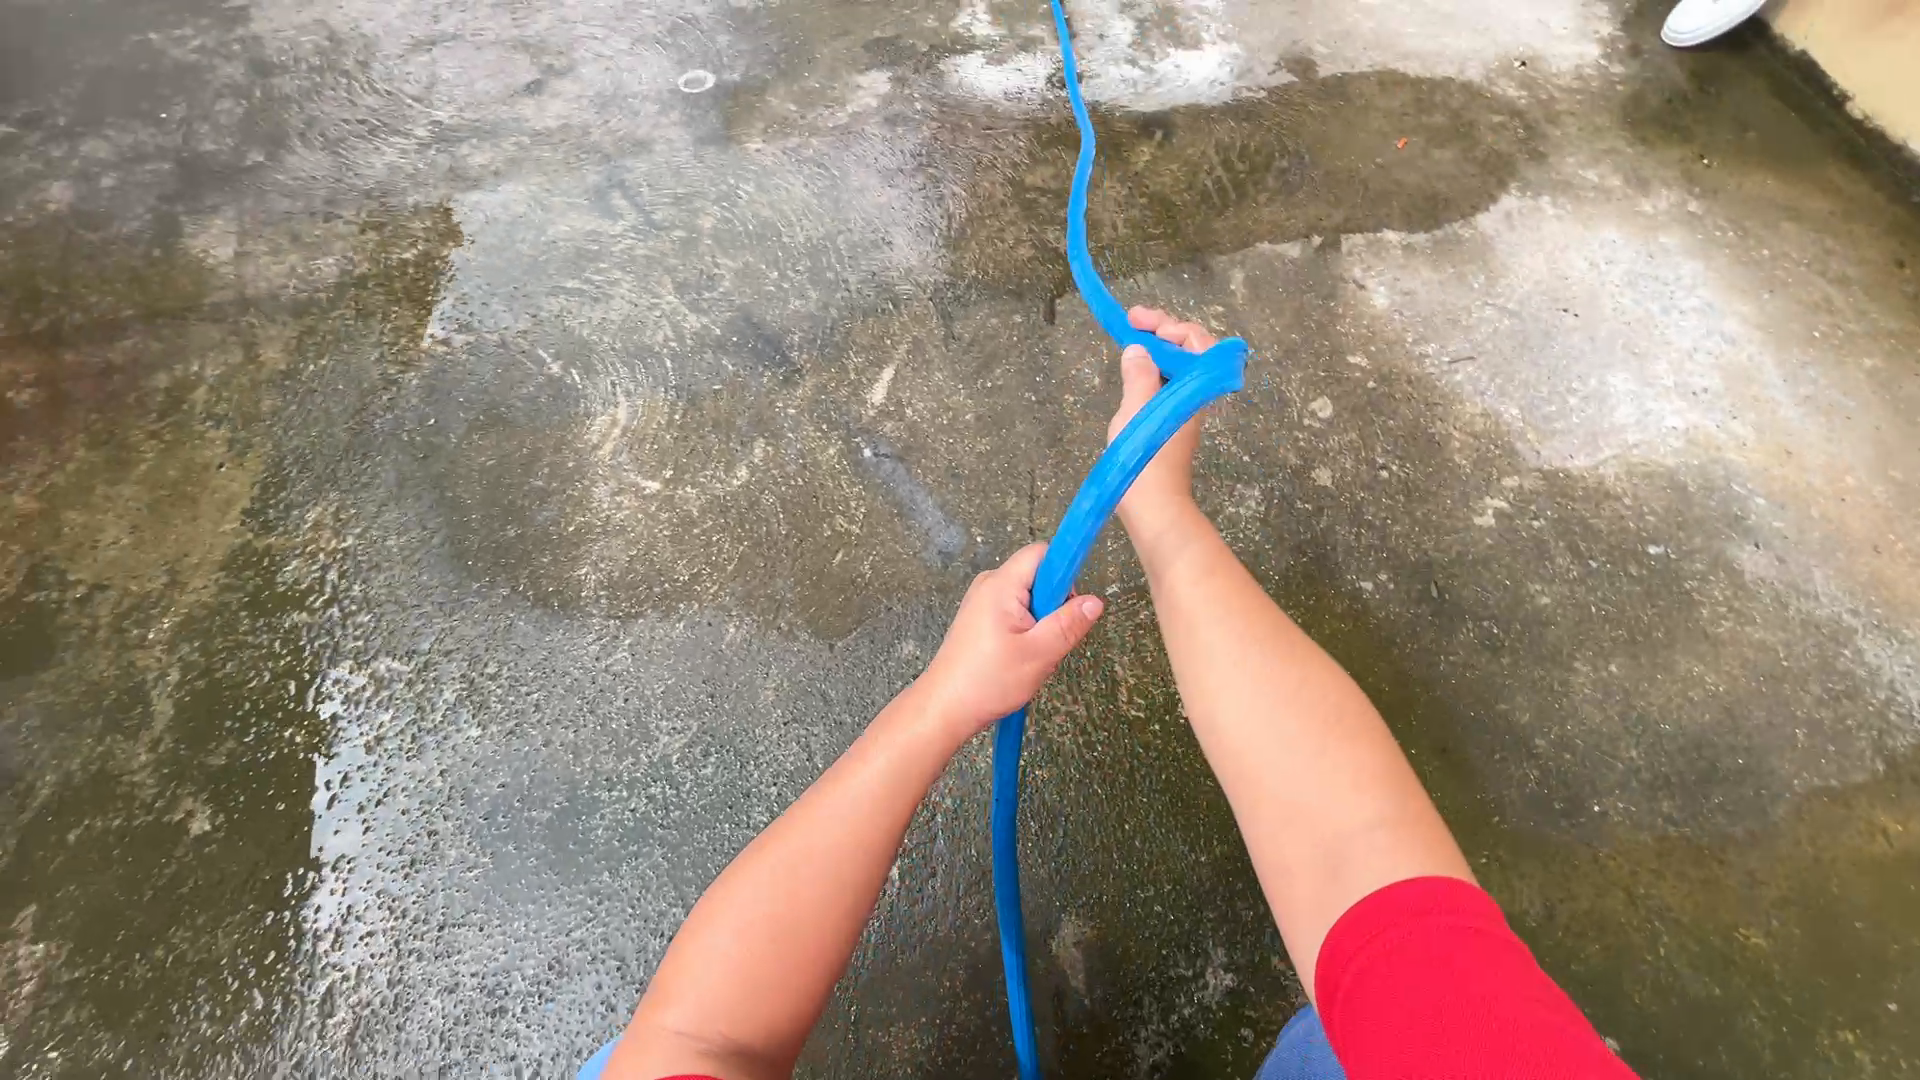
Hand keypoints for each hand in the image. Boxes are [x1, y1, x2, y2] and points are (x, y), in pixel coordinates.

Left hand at [914, 544, 1104, 738]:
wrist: (945, 707)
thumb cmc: (988, 681)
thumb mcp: (1040, 653)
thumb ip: (1069, 624)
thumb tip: (1095, 601)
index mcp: (1001, 584)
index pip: (1042, 553)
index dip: (1064, 571)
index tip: (1071, 602)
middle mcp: (989, 584)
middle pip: (1038, 577)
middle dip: (1054, 605)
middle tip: (1048, 639)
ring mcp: (982, 601)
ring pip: (1029, 598)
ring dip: (1041, 624)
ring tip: (1031, 654)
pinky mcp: (980, 618)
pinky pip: (1015, 612)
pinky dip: (1026, 632)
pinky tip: (1019, 657)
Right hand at [1110, 306, 1216, 539]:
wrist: (1153, 504)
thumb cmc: (1145, 455)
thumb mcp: (1136, 407)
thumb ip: (1139, 373)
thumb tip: (1139, 349)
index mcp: (1195, 386)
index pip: (1195, 339)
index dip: (1168, 324)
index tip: (1137, 321)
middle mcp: (1195, 395)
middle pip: (1187, 350)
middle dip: (1162, 331)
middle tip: (1132, 323)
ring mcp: (1183, 409)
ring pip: (1176, 367)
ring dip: (1156, 349)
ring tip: (1130, 340)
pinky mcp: (1170, 423)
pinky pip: (1166, 386)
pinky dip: (1151, 371)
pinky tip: (1132, 373)